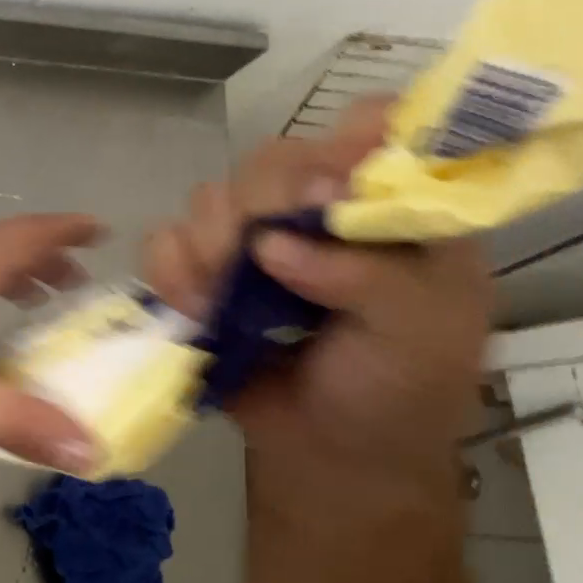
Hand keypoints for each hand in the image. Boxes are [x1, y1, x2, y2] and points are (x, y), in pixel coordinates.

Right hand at [141, 99, 492, 471]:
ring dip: (209, 249)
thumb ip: (369, 277)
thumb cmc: (397, 389)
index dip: (342, 144)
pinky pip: (162, 241)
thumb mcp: (419, 333)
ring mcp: (253, 241)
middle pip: (272, 159)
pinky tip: (194, 311)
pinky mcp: (198, 274)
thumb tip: (273, 244)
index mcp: (394, 208)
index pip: (372, 130)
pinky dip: (169, 273)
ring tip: (223, 303)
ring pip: (209, 197)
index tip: (321, 197)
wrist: (328, 452)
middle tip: (257, 264)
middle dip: (257, 211)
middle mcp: (319, 211)